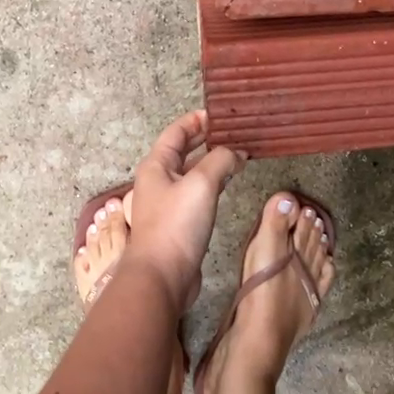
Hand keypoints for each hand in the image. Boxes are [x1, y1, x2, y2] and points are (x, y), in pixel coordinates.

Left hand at [122, 110, 245, 310]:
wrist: (161, 278)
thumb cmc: (177, 225)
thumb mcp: (202, 183)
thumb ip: (220, 160)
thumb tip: (236, 152)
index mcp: (156, 165)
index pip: (176, 131)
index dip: (197, 120)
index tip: (220, 115)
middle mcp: (158, 180)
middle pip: (182, 151)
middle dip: (206, 139)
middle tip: (232, 132)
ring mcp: (166, 203)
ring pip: (191, 173)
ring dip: (211, 162)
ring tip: (237, 155)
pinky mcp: (177, 224)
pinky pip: (196, 194)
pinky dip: (212, 184)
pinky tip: (227, 184)